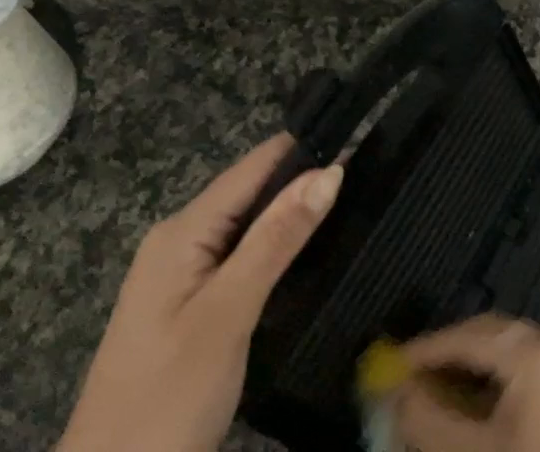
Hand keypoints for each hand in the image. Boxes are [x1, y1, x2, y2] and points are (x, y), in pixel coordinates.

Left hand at [57, 136, 342, 451]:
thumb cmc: (169, 395)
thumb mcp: (229, 313)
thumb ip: (276, 240)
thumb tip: (329, 172)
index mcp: (183, 232)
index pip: (253, 168)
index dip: (305, 153)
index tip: (363, 143)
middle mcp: (179, 241)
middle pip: (252, 193)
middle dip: (303, 184)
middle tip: (370, 183)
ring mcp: (182, 275)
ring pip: (249, 227)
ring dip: (294, 218)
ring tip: (356, 210)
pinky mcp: (191, 305)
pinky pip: (242, 258)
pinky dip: (277, 252)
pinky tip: (311, 258)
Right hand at [395, 315, 539, 451]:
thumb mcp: (472, 450)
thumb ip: (428, 420)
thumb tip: (395, 394)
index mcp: (534, 353)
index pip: (468, 337)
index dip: (424, 351)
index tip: (388, 365)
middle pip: (487, 335)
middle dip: (444, 354)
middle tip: (406, 376)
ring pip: (501, 351)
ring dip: (463, 367)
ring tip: (427, 390)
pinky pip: (517, 368)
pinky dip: (486, 380)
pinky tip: (460, 404)